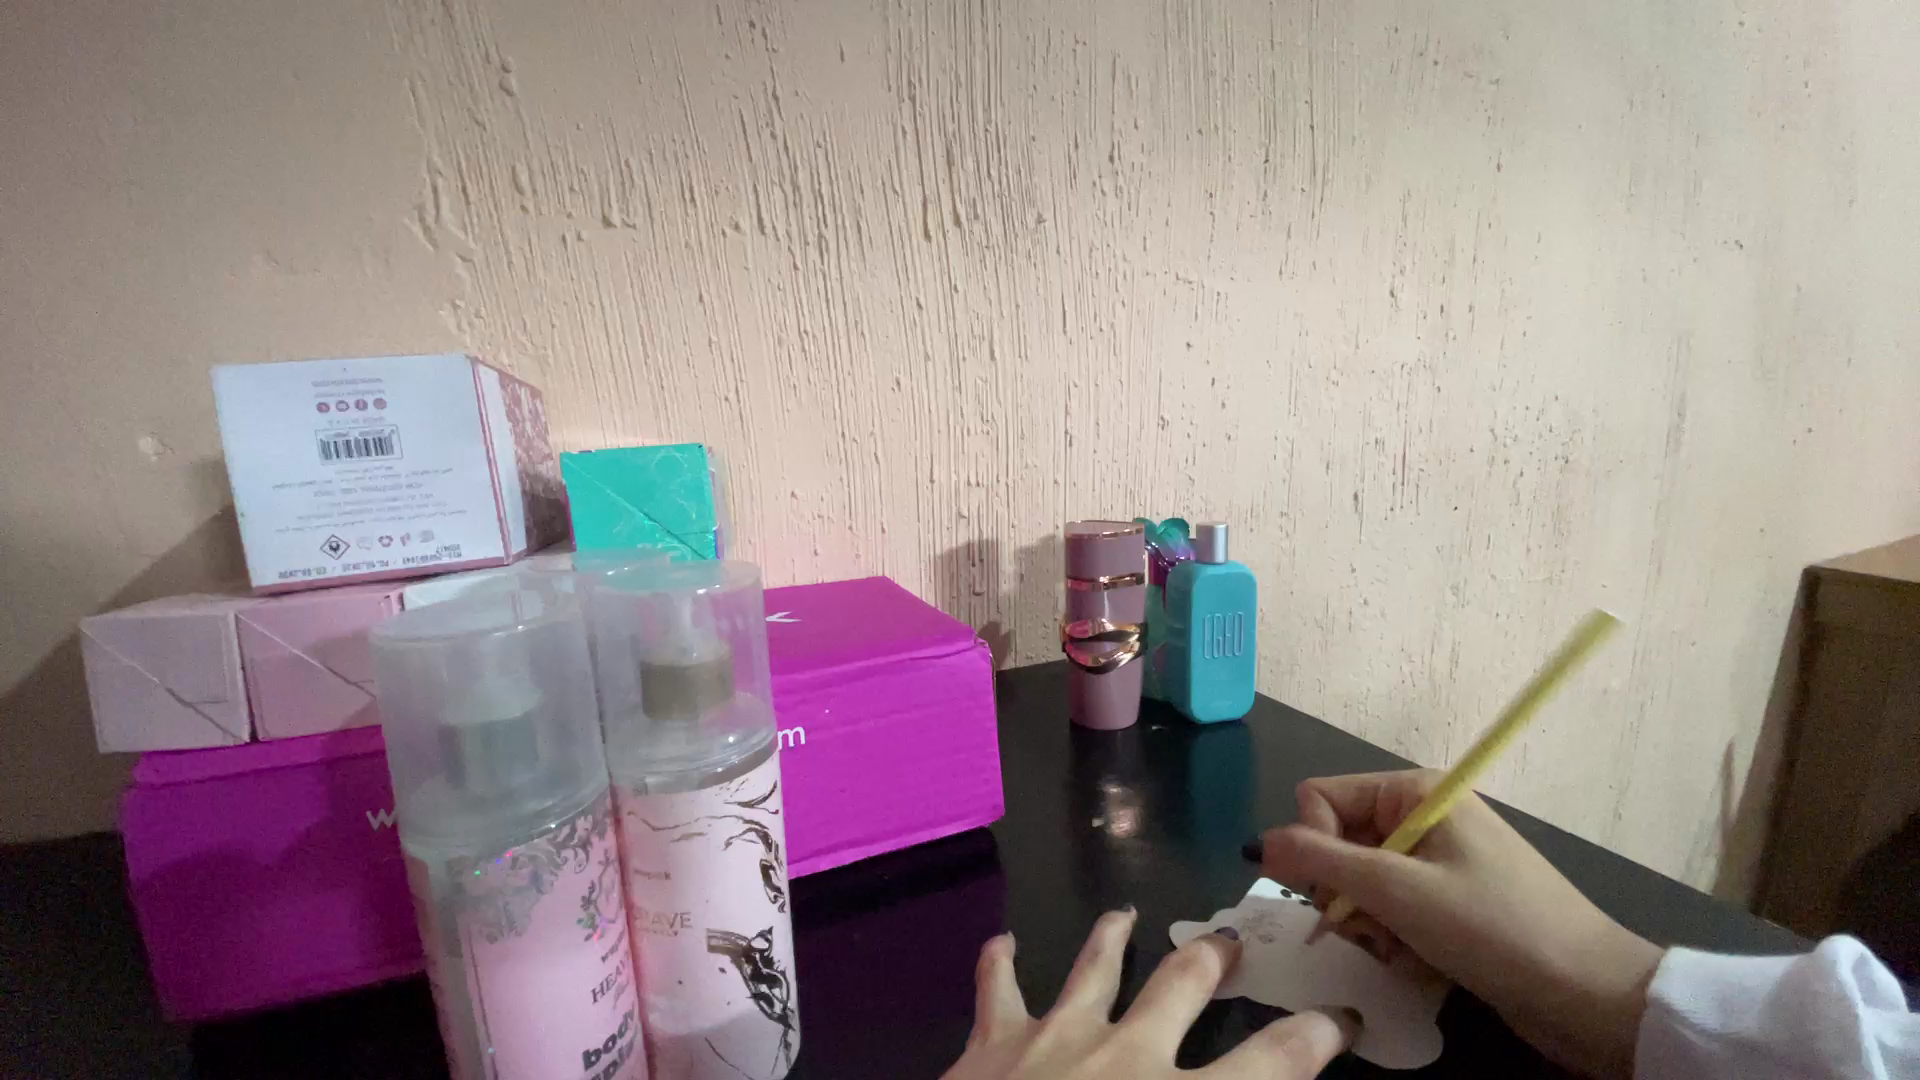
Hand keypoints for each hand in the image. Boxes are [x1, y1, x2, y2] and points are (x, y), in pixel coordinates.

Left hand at [941, 908, 1360, 1079]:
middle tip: (1228, 939)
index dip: (1314, 1036)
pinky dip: (998, 961)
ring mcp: (1058, 1035)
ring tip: (1124, 912)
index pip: (1273, 1064)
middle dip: (1211, 958)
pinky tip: (1001, 942)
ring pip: (1094, 964)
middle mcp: (1127, 1054)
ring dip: (1112, 935)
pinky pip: (996, 985)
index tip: (1340, 1016)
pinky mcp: (996, 1037)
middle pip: (1181, 984)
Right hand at [1258, 770, 1664, 1079]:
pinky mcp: (1448, 899)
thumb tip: (1256, 844)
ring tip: (1403, 954)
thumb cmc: (1496, 930)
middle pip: (1336, 842)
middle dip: (1344, 894)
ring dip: (1368, 924)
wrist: (1601, 1004)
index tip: (1337, 894)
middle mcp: (1418, 814)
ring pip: (1358, 882)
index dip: (1314, 845)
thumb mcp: (1397, 891)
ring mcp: (1435, 858)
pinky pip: (1390, 908)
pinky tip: (1419, 964)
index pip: (1318, 798)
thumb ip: (1319, 860)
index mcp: (1411, 792)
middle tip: (1372, 932)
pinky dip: (1394, 939)